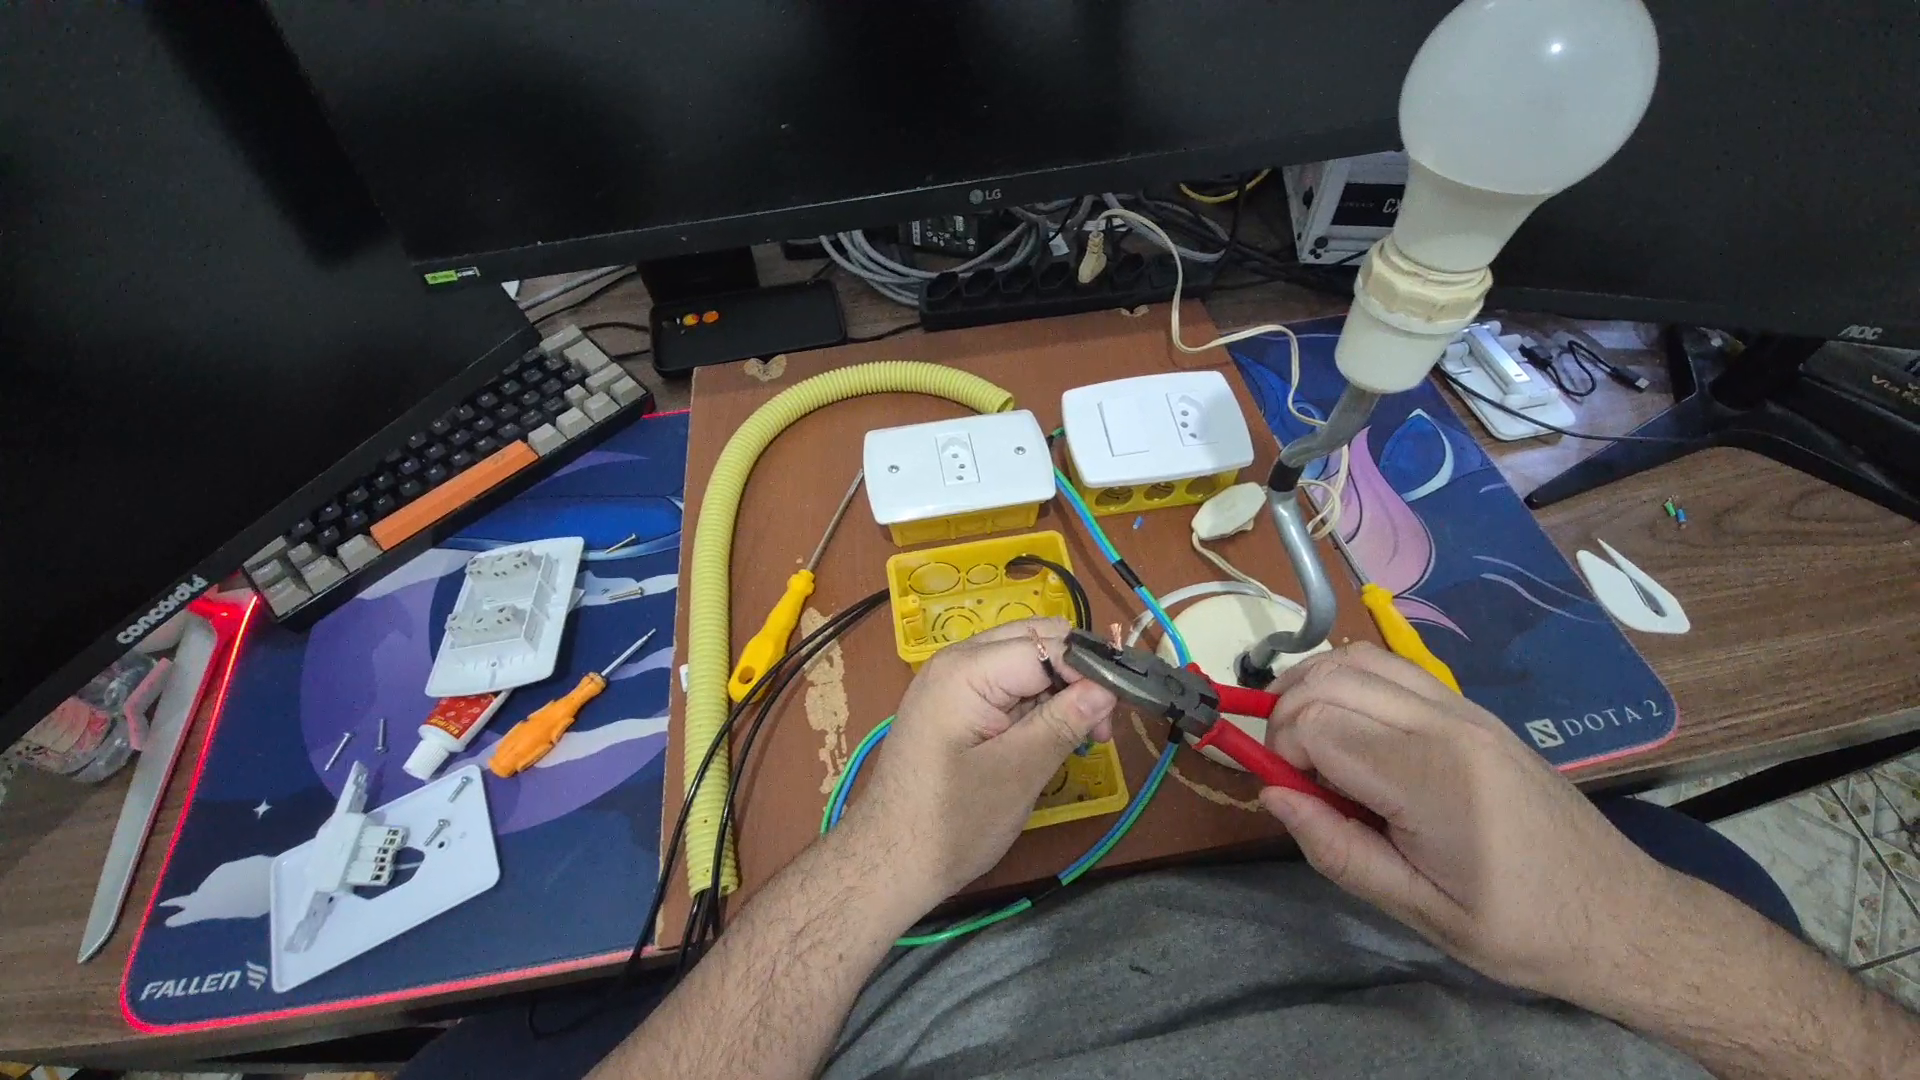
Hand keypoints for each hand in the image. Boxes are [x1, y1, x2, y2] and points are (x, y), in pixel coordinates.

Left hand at [836, 618, 1116, 908]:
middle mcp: (956, 661)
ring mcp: (951, 681)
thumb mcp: (1017, 773)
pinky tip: (1053, 733)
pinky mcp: (953, 703)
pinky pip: (1005, 683)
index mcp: (966, 669)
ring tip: (1085, 735)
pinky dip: (1035, 701)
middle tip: (1103, 723)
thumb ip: (1063, 723)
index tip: (1124, 706)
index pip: (1046, 646)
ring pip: (1024, 660)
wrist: (887, 861)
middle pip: (1034, 641)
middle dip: (1077, 672)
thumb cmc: (951, 823)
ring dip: (1059, 687)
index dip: (1090, 670)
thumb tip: (1109, 688)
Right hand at [1256, 642, 1670, 998]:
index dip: (1283, 753)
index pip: (1317, 724)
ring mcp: (1461, 708)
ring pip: (1354, 658)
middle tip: (1290, 768)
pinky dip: (1345, 677)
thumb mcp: (1419, 911)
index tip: (1291, 793)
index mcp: (1434, 781)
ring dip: (1309, 685)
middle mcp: (1446, 726)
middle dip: (1285, 715)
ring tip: (1300, 733)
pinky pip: (1387, 664)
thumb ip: (1337, 849)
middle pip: (1327, 680)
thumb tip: (1270, 792)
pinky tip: (1342, 716)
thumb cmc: (1520, 926)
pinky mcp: (1469, 706)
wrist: (1625, 915)